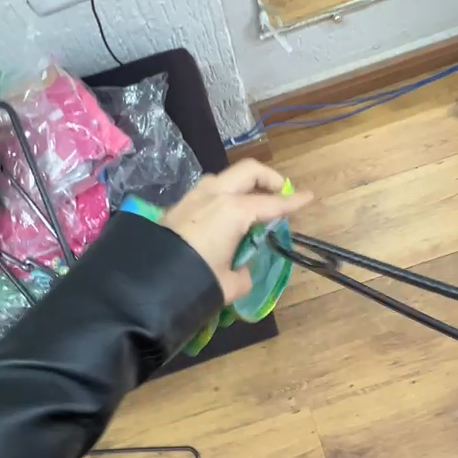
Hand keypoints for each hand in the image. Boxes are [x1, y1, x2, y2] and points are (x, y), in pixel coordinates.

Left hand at [160, 161, 312, 303]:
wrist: (148, 284)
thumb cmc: (195, 282)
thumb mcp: (230, 285)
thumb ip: (244, 275)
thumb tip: (241, 270)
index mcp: (234, 211)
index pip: (272, 204)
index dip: (293, 202)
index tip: (309, 196)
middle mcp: (215, 195)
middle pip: (248, 172)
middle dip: (269, 178)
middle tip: (280, 193)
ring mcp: (193, 197)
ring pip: (225, 178)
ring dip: (243, 185)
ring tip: (253, 203)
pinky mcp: (178, 207)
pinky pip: (208, 191)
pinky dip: (224, 195)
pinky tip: (225, 215)